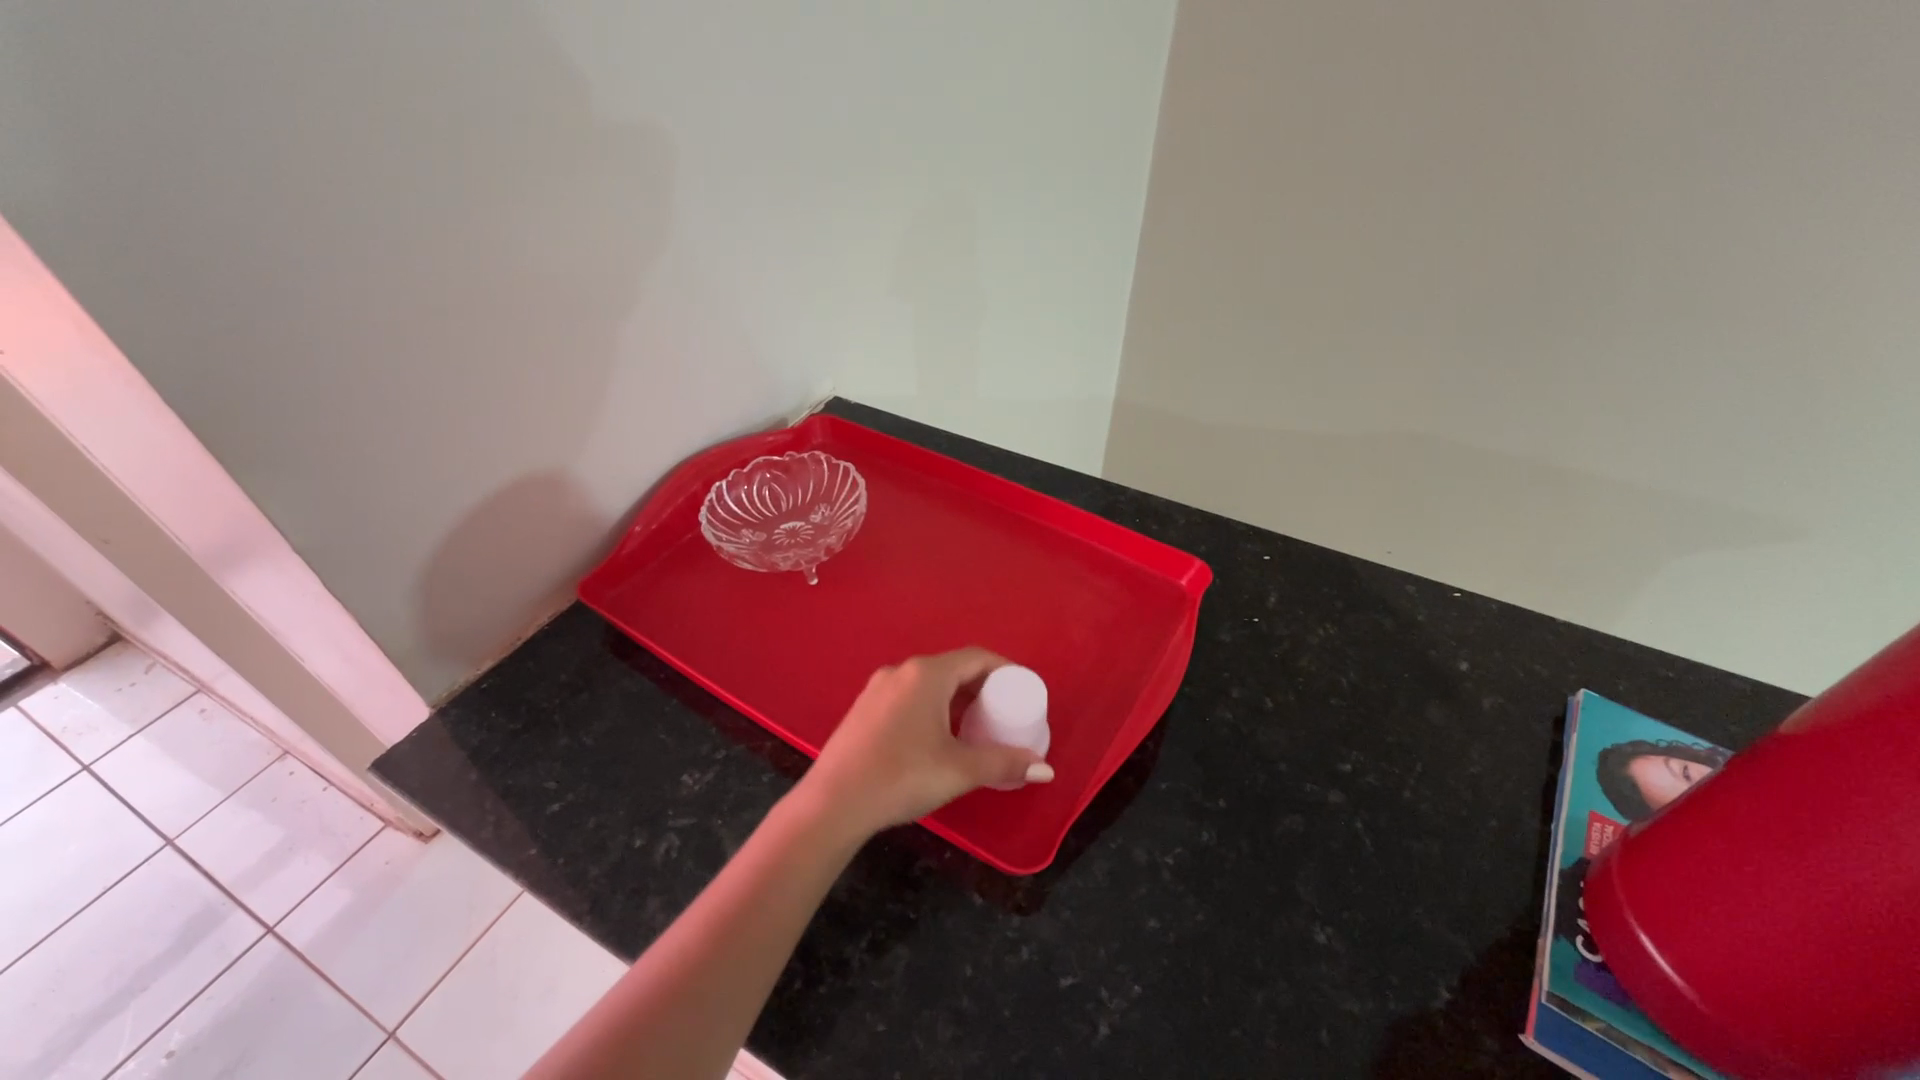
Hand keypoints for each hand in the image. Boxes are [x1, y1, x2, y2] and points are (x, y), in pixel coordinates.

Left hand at [796, 647, 1053, 837]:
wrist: (833, 802)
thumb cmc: (902, 776)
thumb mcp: (960, 770)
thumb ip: (1004, 764)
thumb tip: (1045, 769)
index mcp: (926, 674)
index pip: (976, 658)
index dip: (1005, 671)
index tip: (1023, 691)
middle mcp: (900, 672)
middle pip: (952, 669)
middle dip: (981, 688)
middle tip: (1003, 714)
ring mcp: (876, 690)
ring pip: (928, 685)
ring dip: (955, 701)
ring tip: (975, 729)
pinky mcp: (863, 711)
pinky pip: (908, 699)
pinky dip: (931, 709)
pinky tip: (937, 740)